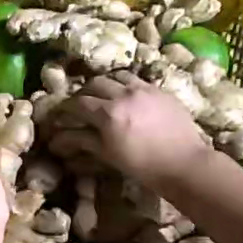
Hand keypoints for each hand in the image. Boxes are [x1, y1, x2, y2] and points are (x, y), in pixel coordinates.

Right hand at [52, 75, 214, 188]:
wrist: (185, 163)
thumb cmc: (143, 165)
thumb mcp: (109, 154)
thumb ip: (83, 141)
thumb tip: (57, 139)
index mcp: (108, 113)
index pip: (78, 103)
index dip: (65, 108)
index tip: (60, 115)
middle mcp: (124, 94)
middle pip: (94, 84)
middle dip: (83, 93)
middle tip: (80, 106)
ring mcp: (144, 89)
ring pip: (115, 76)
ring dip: (104, 85)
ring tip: (102, 97)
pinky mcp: (159, 90)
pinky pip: (136, 80)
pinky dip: (124, 85)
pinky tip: (126, 97)